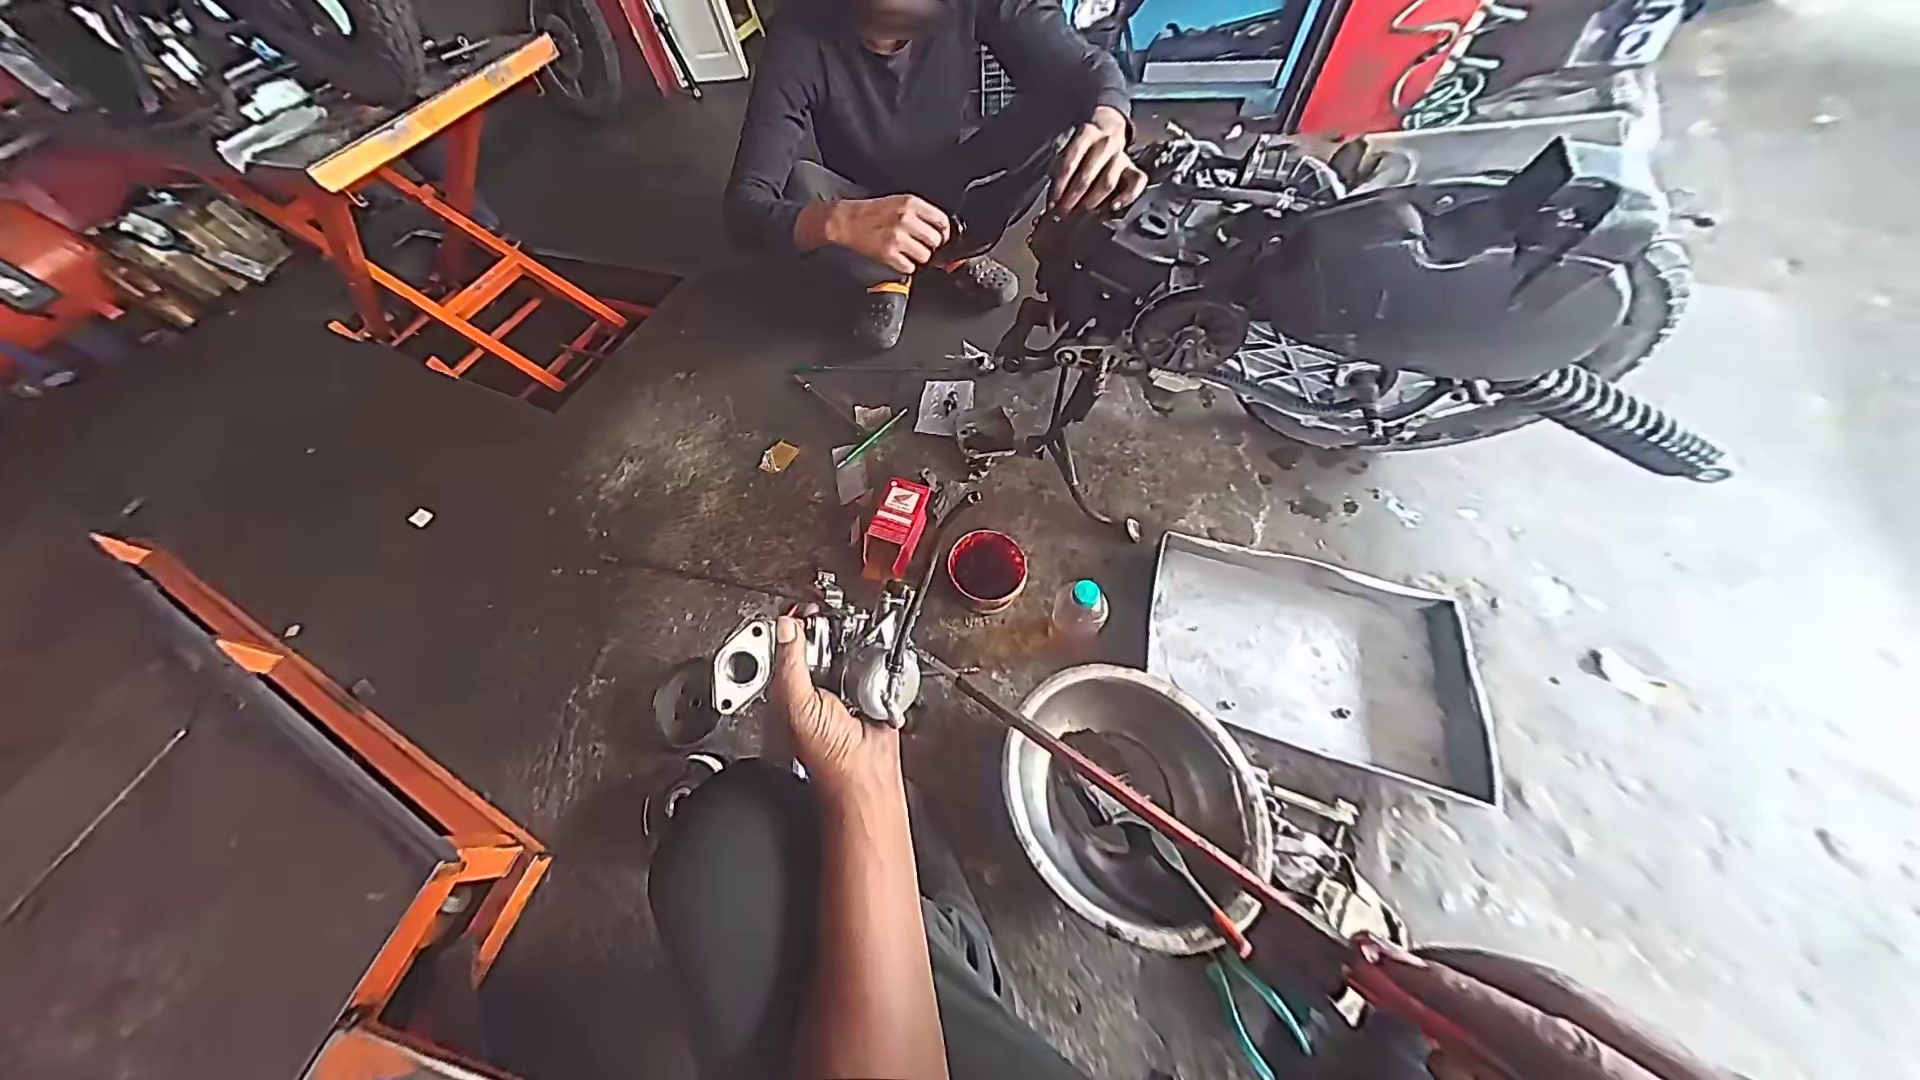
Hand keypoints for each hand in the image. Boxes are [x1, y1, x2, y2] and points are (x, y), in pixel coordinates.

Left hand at [772, 615, 901, 796]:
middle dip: (825, 629)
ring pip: (846, 651)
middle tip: (830, 619)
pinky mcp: (868, 689)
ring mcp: (843, 686)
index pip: (789, 646)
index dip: (795, 625)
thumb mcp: (799, 702)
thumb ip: (791, 663)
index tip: (805, 610)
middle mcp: (816, 685)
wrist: (864, 770)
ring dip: (851, 642)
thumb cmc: (827, 752)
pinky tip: (870, 656)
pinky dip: (872, 657)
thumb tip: (786, 627)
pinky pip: (870, 663)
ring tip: (852, 635)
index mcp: (790, 687)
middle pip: (819, 644)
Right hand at [824, 195, 952, 274]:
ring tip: (908, 252)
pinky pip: (910, 267)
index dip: (943, 233)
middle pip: (936, 241)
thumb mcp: (899, 202)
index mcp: (911, 203)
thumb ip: (920, 214)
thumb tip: (940, 232)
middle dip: (931, 247)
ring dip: (919, 258)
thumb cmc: (873, 212)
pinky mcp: (889, 253)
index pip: (942, 221)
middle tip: (920, 245)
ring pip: (925, 256)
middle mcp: (906, 219)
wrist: (848, 220)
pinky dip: (907, 266)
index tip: (940, 238)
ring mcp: (897, 237)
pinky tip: (899, 258)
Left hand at [1051, 105, 1148, 217]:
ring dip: (1092, 201)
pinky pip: (1137, 182)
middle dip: (1072, 198)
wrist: (1108, 130)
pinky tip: (1114, 207)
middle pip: (1087, 175)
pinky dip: (1127, 196)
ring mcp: (1121, 155)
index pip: (1069, 163)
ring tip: (1082, 215)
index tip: (1052, 204)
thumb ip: (1059, 167)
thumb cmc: (1082, 150)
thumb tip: (1050, 195)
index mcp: (1087, 134)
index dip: (1059, 186)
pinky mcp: (1132, 168)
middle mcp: (1106, 142)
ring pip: (1108, 182)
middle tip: (1063, 213)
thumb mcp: (1067, 149)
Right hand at [1355, 941, 1735, 1079]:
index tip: (1379, 962)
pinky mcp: (1694, 1072)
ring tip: (1423, 979)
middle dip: (1459, 971)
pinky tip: (1489, 1014)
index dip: (1451, 992)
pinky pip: (1598, 1021)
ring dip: (1488, 987)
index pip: (1546, 1030)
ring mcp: (1701, 1072)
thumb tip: (1446, 1055)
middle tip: (1382, 956)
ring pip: (1577, 1000)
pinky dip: (1531, 1011)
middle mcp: (1696, 1076)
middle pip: (1558, 994)